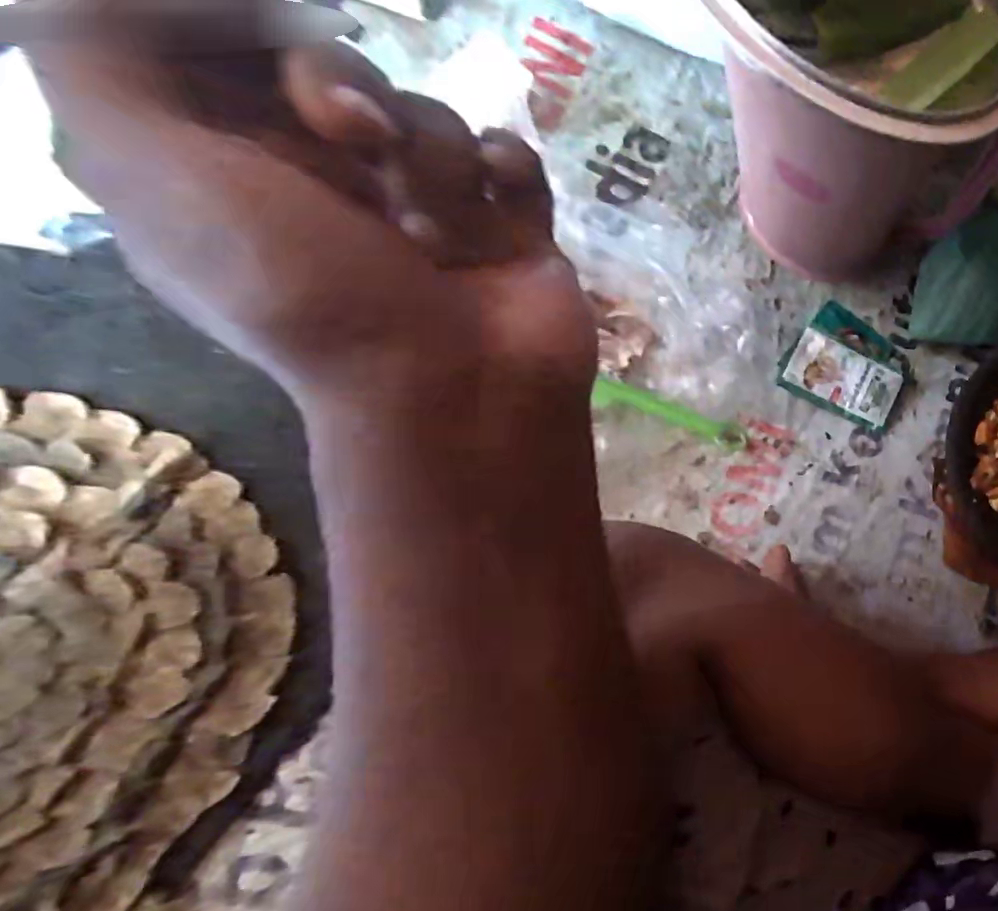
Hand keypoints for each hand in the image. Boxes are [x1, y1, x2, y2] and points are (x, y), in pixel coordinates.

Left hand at [26, 15, 593, 407]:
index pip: (227, 50)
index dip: (241, 29)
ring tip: (437, 233)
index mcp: (238, 167)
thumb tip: (153, 5)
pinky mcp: (510, 233)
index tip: (259, 33)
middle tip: (357, 135)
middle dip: (341, 81)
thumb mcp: (144, 167)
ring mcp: (434, 210)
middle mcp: (335, 183)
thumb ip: (94, 48)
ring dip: (434, 157)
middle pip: (335, 68)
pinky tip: (499, 190)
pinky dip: (508, 163)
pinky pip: (510, 159)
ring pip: (430, 116)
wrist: (455, 392)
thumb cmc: (309, 296)